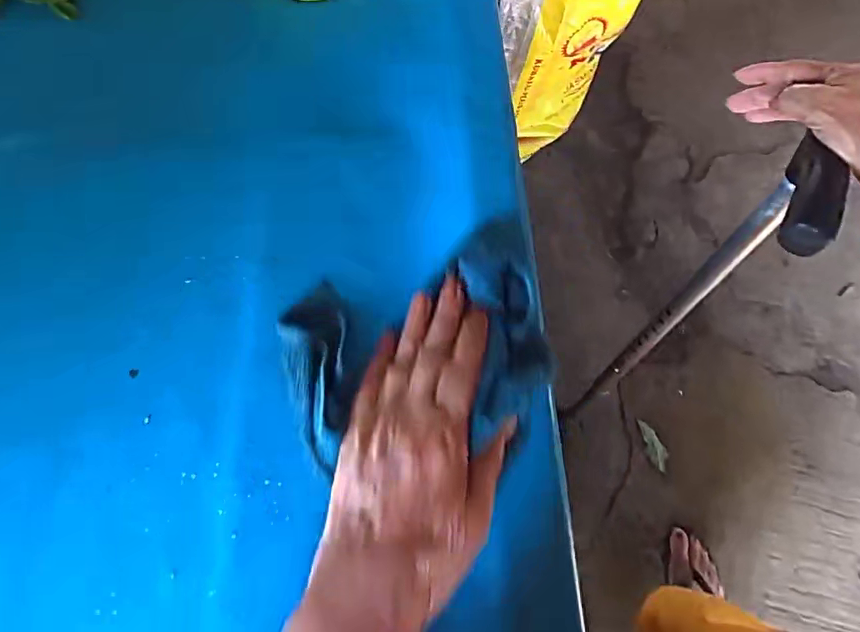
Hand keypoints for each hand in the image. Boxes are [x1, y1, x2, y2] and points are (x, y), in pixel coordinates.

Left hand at [289, 275, 514, 631]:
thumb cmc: (429, 553)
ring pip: (400, 361)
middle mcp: (408, 417)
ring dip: (415, 326)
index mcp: (443, 436)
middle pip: (431, 356)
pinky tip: (390, 335)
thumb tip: (505, 418)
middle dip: (445, 316)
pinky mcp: (354, 430)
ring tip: (426, 294)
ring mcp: (377, 420)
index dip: (472, 336)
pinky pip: (369, 382)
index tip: (481, 307)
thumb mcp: (474, 516)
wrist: (364, 578)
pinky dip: (380, 356)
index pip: (461, 371)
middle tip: (454, 281)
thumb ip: (488, 460)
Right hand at [725, 60, 859, 196]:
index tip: (741, 77)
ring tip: (749, 113)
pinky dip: (787, 119)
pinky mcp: (846, 132)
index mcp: (846, 75)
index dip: (764, 73)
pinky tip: (776, 122)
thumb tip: (774, 98)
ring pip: (799, 103)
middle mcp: (848, 89)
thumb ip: (790, 96)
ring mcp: (847, 111)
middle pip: (795, 86)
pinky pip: (807, 118)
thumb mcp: (820, 104)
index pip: (795, 69)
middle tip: (737, 100)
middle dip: (763, 93)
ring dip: (772, 107)